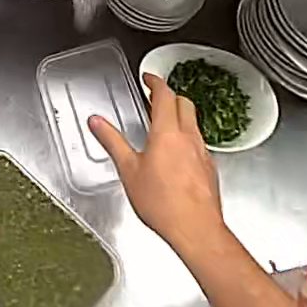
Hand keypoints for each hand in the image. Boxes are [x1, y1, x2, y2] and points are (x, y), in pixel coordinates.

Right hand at [90, 74, 230, 257]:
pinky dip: (187, 136)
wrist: (196, 228)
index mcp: (167, 132)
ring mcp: (202, 151)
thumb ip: (112, 142)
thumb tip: (97, 123)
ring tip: (164, 122)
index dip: (156, 82)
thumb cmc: (163, 203)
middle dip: (169, 95)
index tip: (149, 78)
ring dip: (180, 115)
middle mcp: (188, 137)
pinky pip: (199, 141)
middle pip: (184, 103)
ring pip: (193, 122)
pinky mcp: (209, 166)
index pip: (165, 95)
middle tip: (156, 96)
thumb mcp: (128, 171)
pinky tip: (178, 152)